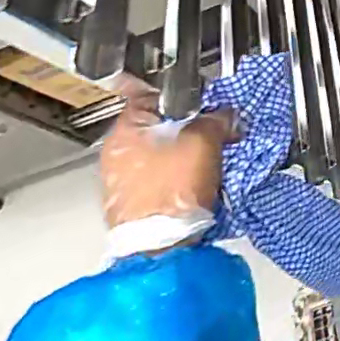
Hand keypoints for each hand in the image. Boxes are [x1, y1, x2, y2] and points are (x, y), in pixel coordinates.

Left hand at [98, 89, 234, 228]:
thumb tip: (225, 114)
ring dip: (185, 151)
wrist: (161, 244)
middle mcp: (115, 151)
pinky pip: (159, 173)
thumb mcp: (205, 141)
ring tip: (211, 158)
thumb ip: (216, 118)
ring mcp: (120, 178)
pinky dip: (178, 172)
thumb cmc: (175, 187)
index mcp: (125, 130)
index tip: (208, 105)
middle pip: (159, 125)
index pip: (154, 96)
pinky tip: (196, 180)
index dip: (186, 98)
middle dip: (189, 126)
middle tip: (215, 133)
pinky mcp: (131, 200)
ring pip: (160, 150)